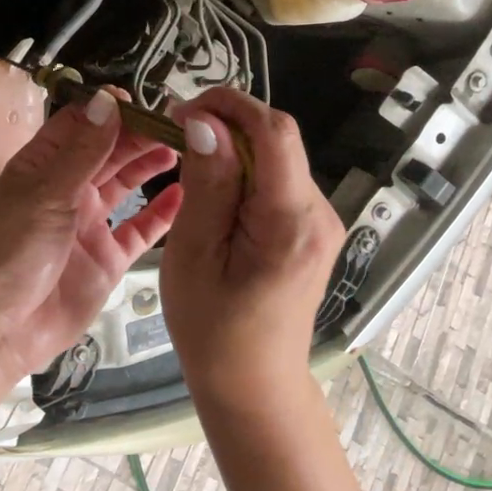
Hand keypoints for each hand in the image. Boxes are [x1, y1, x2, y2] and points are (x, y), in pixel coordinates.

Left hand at [0, 88, 184, 378]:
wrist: (0, 327)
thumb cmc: (10, 252)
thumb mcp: (46, 195)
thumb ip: (82, 151)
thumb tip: (107, 100)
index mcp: (43, 165)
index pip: (80, 124)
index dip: (111, 111)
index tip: (148, 101)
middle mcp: (67, 188)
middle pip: (108, 151)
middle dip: (139, 135)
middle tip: (179, 125)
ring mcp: (88, 222)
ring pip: (125, 184)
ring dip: (150, 166)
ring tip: (184, 150)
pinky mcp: (106, 258)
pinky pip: (139, 230)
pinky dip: (161, 214)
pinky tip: (185, 196)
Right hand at [161, 87, 344, 408]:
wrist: (253, 385)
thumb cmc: (212, 327)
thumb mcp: (194, 252)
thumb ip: (208, 184)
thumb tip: (206, 123)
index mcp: (291, 220)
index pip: (275, 131)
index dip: (228, 105)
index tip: (180, 113)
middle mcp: (318, 212)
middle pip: (276, 138)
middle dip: (224, 122)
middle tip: (173, 133)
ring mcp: (318, 220)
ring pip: (275, 154)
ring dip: (230, 145)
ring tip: (184, 159)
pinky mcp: (308, 228)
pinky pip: (275, 178)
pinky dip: (241, 168)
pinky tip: (210, 186)